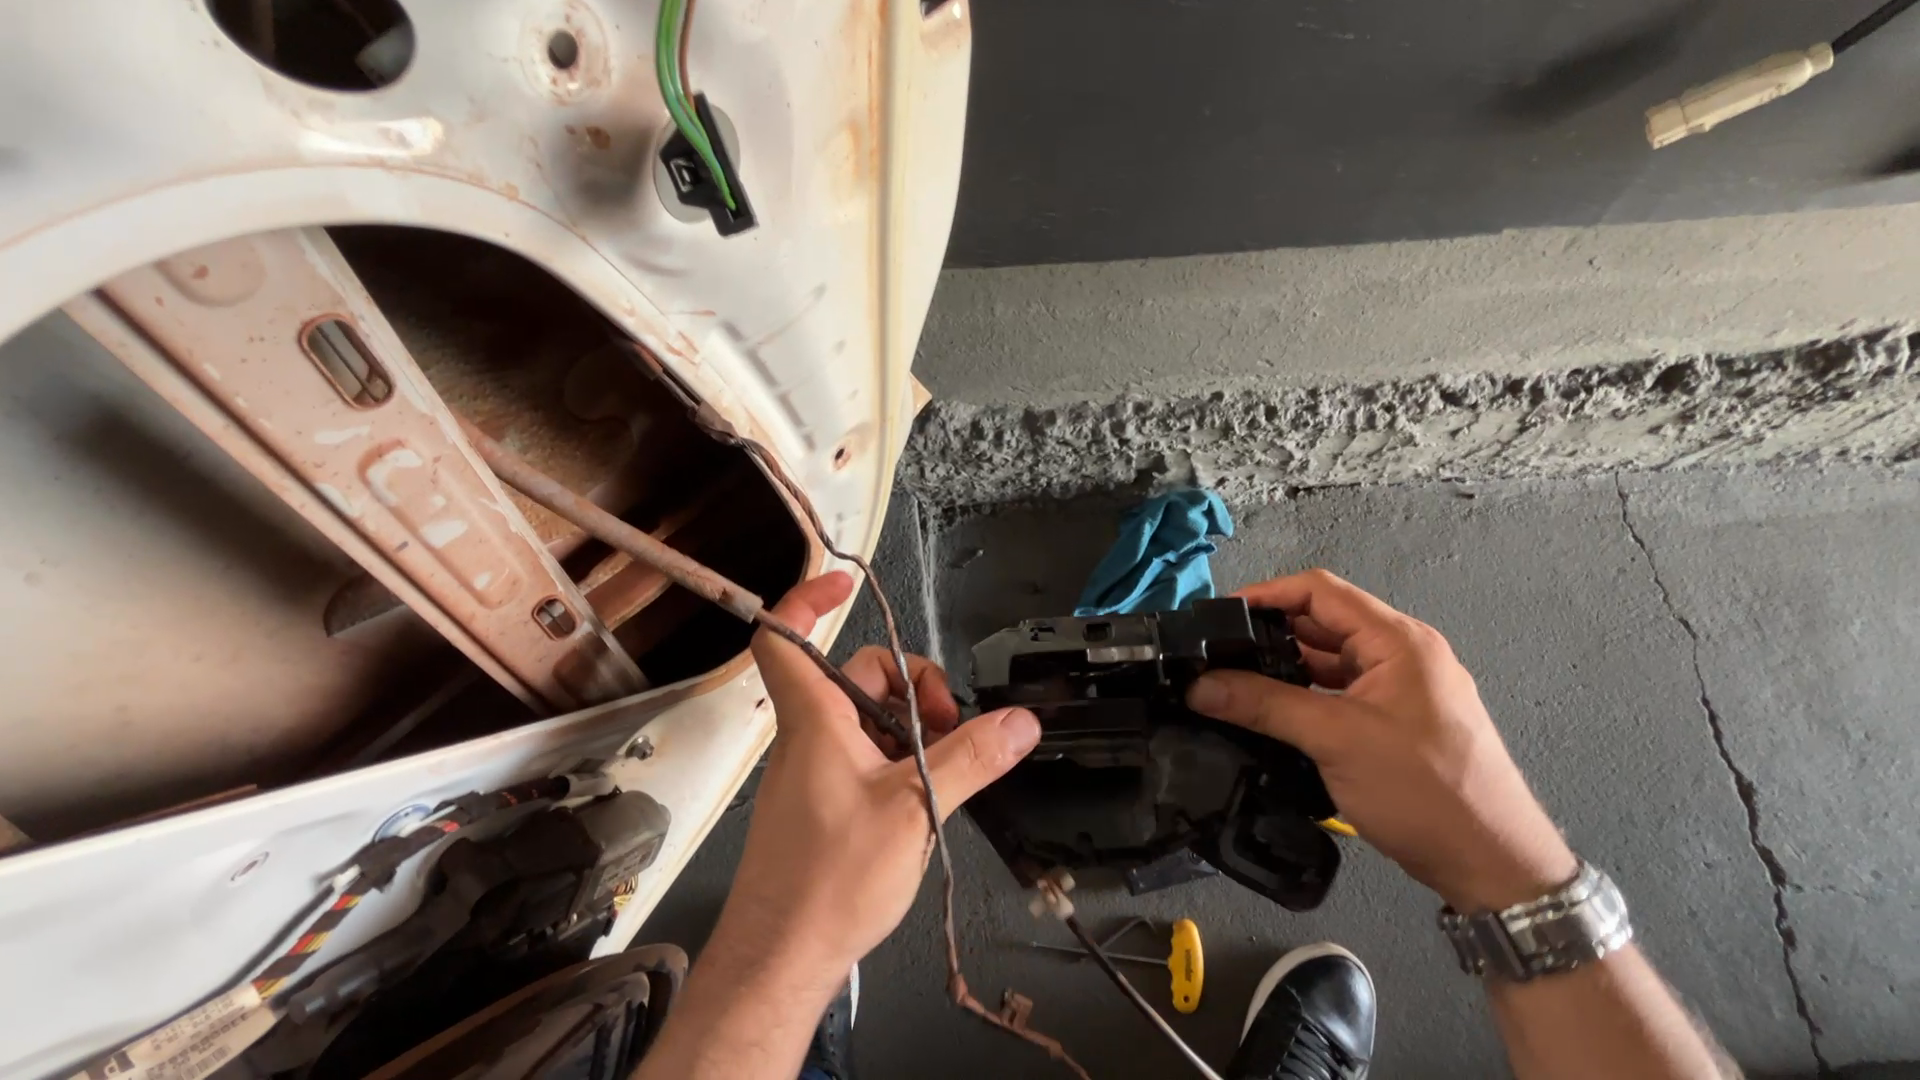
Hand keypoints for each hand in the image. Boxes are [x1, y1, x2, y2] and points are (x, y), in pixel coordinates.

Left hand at [716, 571, 1040, 981]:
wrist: (781, 961)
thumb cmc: (830, 881)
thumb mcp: (915, 809)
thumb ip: (972, 759)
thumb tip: (1023, 720)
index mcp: (814, 719)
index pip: (786, 638)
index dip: (808, 598)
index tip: (849, 581)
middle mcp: (811, 735)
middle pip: (859, 674)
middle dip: (912, 685)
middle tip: (951, 727)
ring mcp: (817, 769)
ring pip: (869, 717)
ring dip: (914, 729)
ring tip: (947, 768)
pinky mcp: (826, 801)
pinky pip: (867, 754)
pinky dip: (902, 759)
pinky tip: (928, 794)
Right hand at [1186, 569, 1576, 911]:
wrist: (1495, 867)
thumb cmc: (1424, 791)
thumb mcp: (1336, 740)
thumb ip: (1264, 705)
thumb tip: (1198, 686)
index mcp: (1398, 640)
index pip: (1320, 591)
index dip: (1265, 593)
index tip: (1217, 615)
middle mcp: (1400, 654)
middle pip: (1321, 623)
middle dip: (1266, 633)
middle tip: (1213, 653)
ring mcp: (1398, 689)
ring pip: (1326, 661)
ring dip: (1281, 668)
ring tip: (1228, 682)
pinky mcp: (1393, 721)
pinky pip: (1336, 692)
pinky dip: (1300, 696)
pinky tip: (1266, 713)